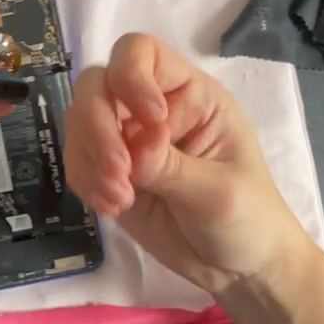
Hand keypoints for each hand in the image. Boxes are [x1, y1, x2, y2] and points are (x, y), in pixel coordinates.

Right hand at [66, 33, 310, 296]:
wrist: (236, 269)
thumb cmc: (247, 219)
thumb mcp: (218, 193)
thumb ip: (172, 166)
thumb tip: (134, 143)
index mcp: (190, 95)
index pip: (142, 54)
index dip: (131, 77)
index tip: (148, 122)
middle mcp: (152, 108)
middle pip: (97, 85)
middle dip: (98, 129)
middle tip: (119, 175)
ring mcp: (125, 140)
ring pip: (79, 123)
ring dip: (90, 161)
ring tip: (120, 202)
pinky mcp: (108, 172)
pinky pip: (76, 162)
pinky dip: (85, 183)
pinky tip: (113, 208)